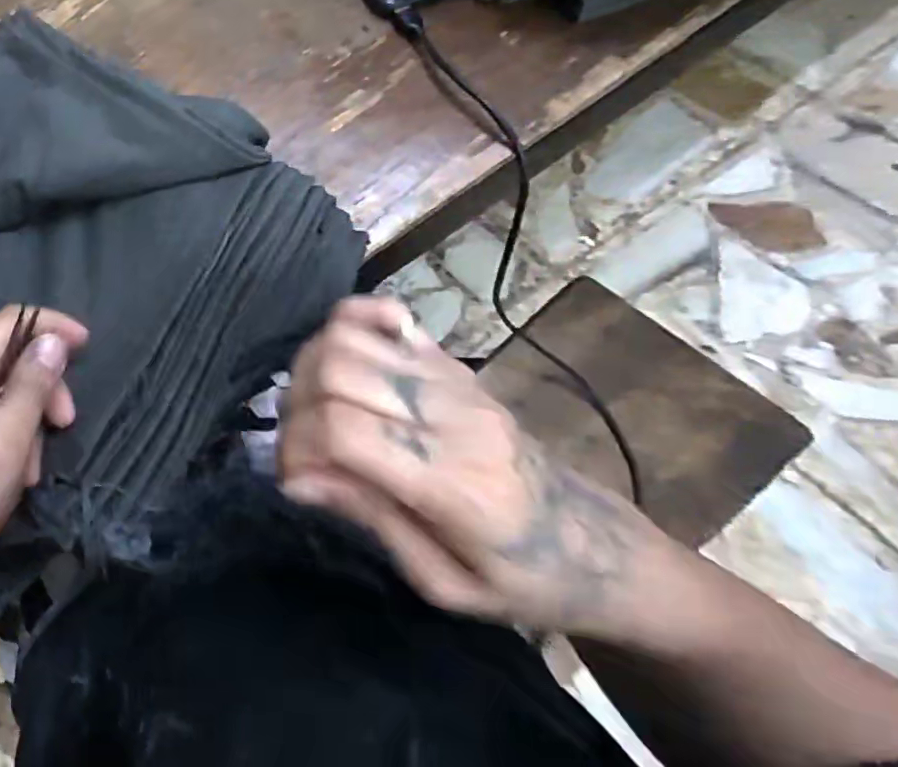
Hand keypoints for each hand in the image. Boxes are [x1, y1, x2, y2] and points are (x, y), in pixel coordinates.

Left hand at [0, 305, 86, 625]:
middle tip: (63, 431)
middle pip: (5, 358)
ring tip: (25, 474)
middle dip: (41, 389)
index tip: (87, 346)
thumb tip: (52, 339)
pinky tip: (3, 472)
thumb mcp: (5, 448)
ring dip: (22, 421)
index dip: (52, 325)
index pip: (10, 320)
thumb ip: (30, 389)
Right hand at [280, 296, 675, 638]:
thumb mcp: (445, 583)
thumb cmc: (524, 580)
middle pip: (335, 369)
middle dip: (295, 406)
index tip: (294, 480)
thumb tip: (297, 479)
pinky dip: (346, 325)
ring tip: (315, 407)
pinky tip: (342, 360)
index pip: (343, 430)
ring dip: (308, 368)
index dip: (297, 448)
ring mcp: (455, 380)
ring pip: (346, 336)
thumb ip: (370, 519)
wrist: (603, 549)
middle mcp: (453, 417)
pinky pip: (383, 314)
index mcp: (456, 485)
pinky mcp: (453, 364)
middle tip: (302, 443)